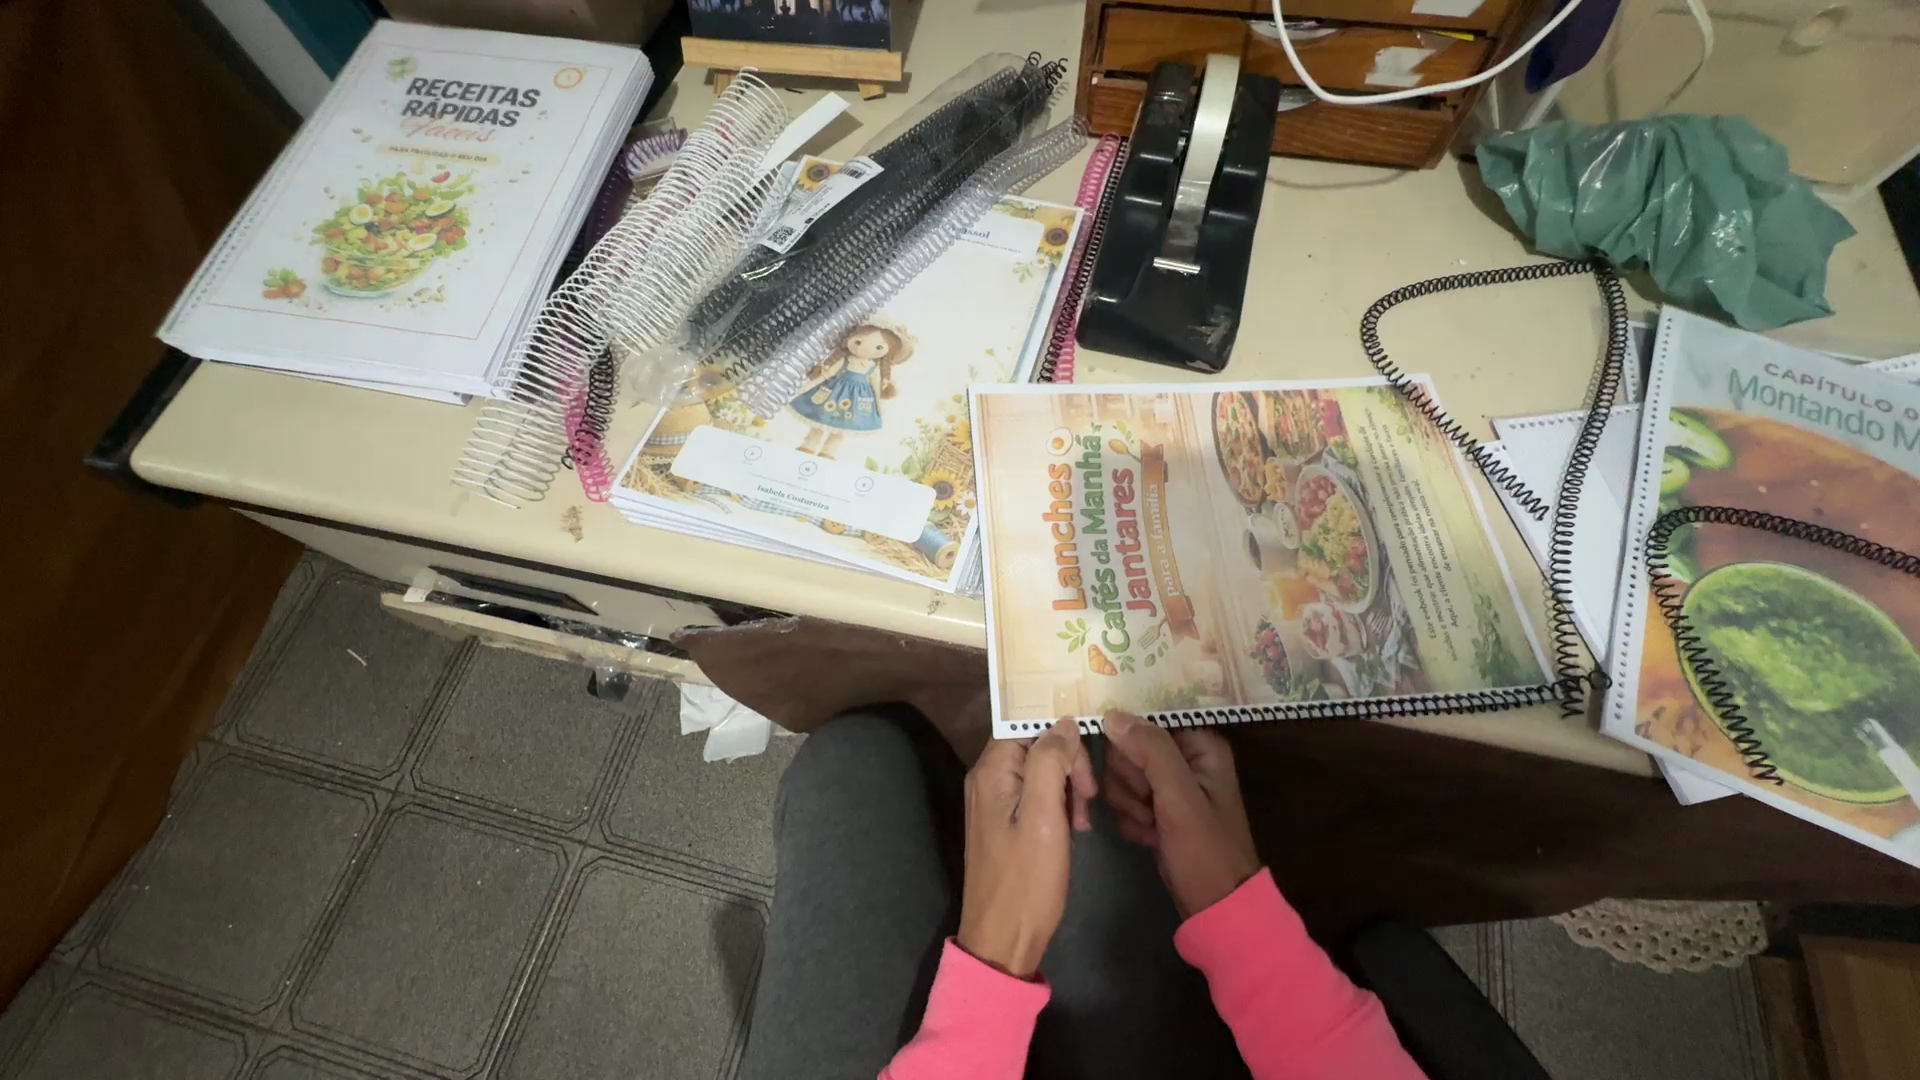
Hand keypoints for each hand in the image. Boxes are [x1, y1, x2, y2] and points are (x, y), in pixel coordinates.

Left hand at [957, 717, 1096, 977]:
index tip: (1086, 761)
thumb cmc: (1026, 878)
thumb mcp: (1045, 815)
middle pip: (1034, 745)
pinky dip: (1059, 804)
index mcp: (991, 770)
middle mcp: (987, 778)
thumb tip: (1062, 723)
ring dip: (1067, 786)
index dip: (1060, 735)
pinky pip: (1035, 794)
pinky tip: (1074, 828)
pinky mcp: (1005, 822)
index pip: (1027, 724)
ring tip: (1083, 819)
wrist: (1004, 940)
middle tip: (1089, 797)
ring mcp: (994, 801)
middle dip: (1068, 763)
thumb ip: (1051, 761)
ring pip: (1039, 770)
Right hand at [1102, 711, 1260, 918]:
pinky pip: (1123, 799)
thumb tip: (1112, 715)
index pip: (1143, 725)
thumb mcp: (1179, 797)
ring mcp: (1170, 785)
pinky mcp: (1157, 808)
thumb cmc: (1205, 851)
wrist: (1214, 909)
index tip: (1144, 783)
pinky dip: (1131, 820)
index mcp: (1199, 745)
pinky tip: (1148, 836)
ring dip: (1129, 805)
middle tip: (1151, 808)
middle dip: (1130, 784)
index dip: (1134, 753)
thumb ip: (1150, 751)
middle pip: (1127, 750)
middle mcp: (1185, 758)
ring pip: (1120, 776)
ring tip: (1152, 827)